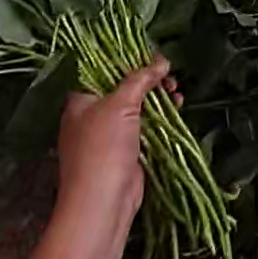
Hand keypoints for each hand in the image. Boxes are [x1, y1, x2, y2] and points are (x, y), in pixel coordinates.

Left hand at [11, 60, 180, 258]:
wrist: (102, 205)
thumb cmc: (103, 148)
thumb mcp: (121, 104)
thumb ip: (141, 79)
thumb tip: (161, 60)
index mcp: (81, 98)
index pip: (103, 67)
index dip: (127, 58)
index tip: (150, 53)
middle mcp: (91, 113)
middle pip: (122, 86)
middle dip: (147, 79)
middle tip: (168, 74)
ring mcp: (108, 134)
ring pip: (135, 107)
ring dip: (156, 97)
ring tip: (176, 90)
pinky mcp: (124, 152)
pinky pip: (143, 126)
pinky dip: (159, 117)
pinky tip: (176, 108)